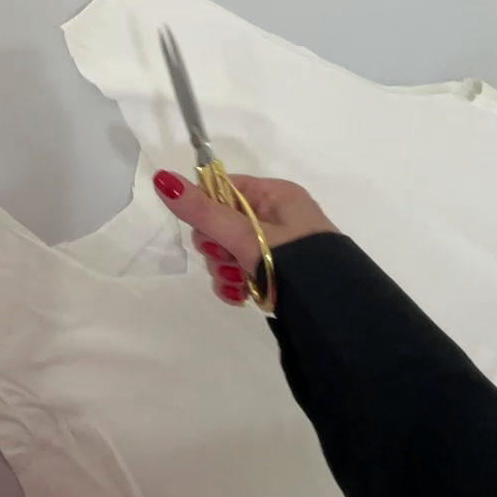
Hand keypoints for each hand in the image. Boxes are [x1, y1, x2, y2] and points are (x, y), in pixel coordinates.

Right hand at [152, 170, 338, 306]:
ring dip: (222, 268)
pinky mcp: (276, 273)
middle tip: (224, 259)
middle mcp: (276, 217)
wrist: (335, 319)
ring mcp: (277, 247)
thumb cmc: (292, 264)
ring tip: (236, 284)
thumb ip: (200, 209)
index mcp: (275, 196)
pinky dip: (233, 283)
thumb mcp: (242, 235)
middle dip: (215, 247)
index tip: (207, 231)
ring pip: (226, 249)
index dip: (205, 209)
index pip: (221, 188)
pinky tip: (239, 295)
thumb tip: (161, 176)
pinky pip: (239, 270)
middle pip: (219, 221)